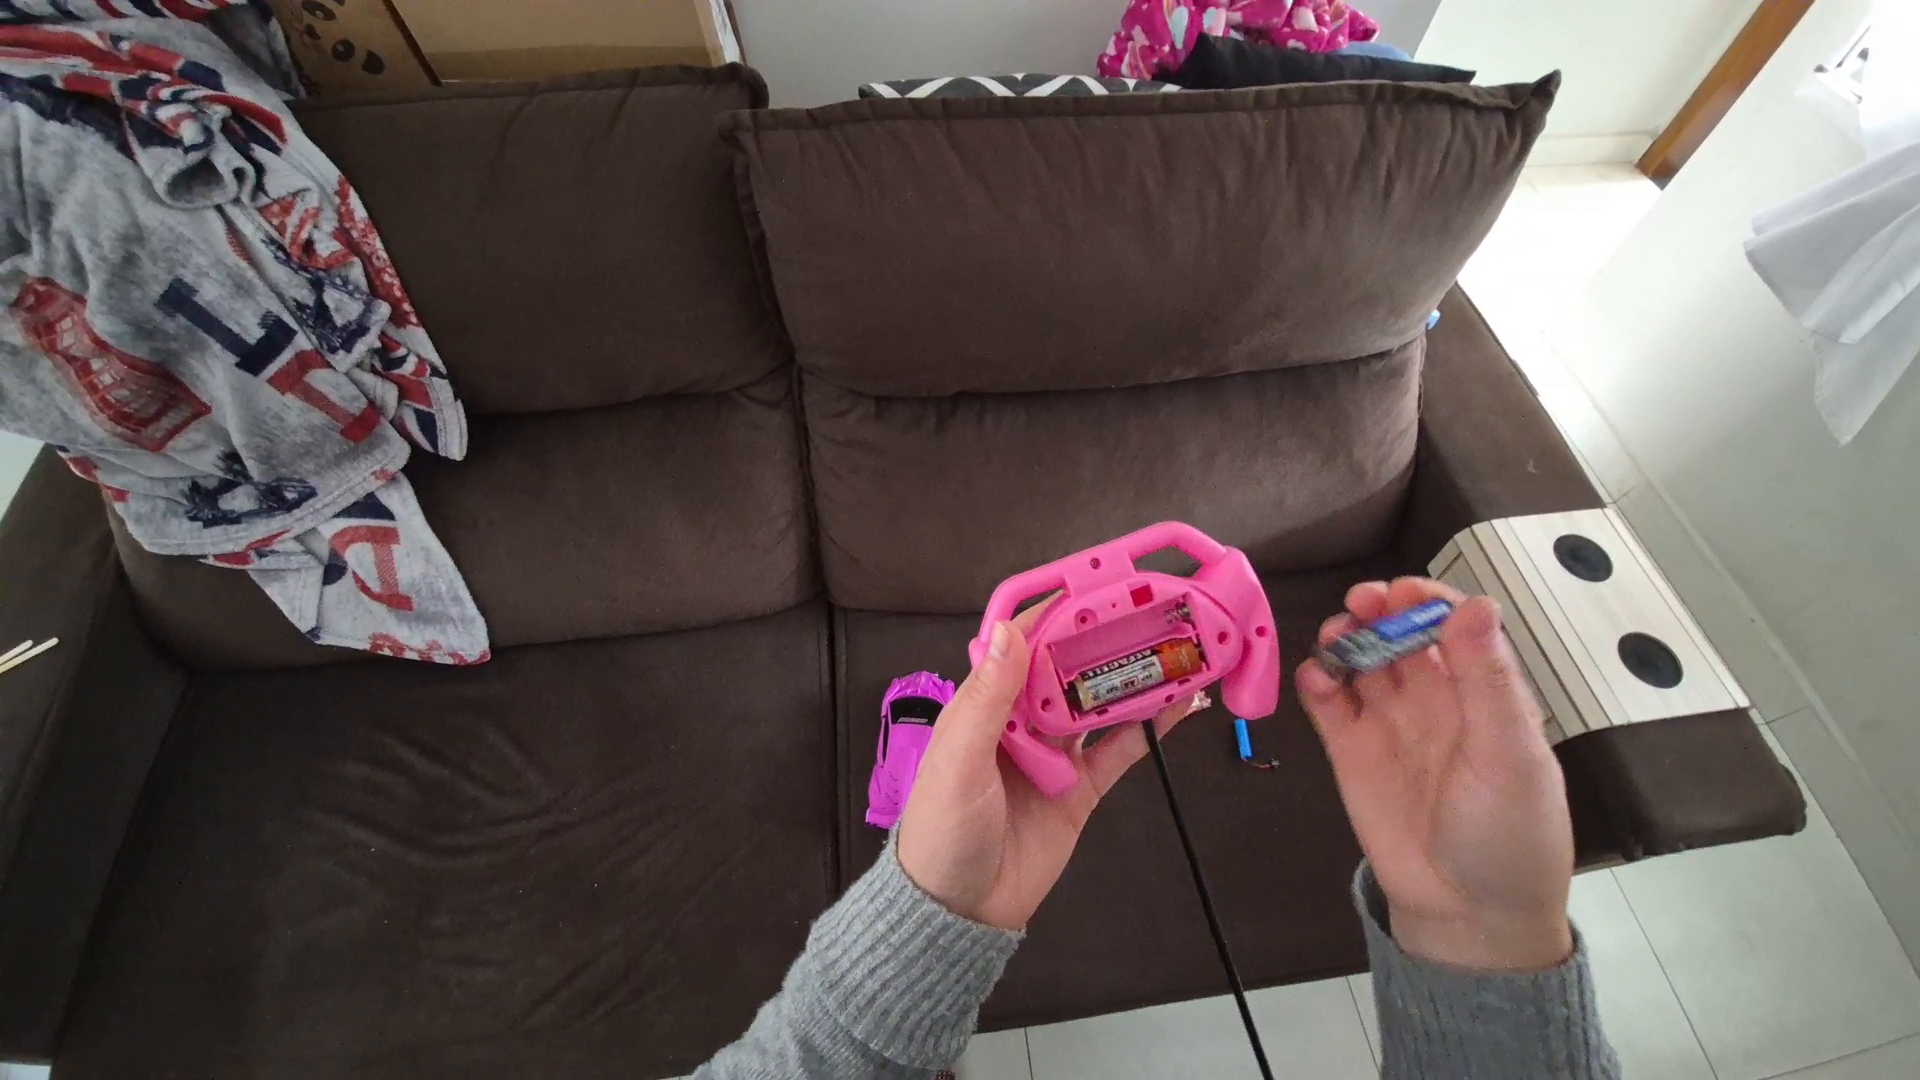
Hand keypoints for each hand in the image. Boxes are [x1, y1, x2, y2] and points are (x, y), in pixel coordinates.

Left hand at [898, 598, 1204, 931]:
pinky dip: (1151, 729)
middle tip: (1151, 614)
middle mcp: (1023, 719)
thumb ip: (987, 697)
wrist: (961, 909)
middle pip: (1070, 668)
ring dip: (1133, 678)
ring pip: (1100, 703)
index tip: (1097, 588)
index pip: (1024, 643)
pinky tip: (1178, 707)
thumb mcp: (958, 759)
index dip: (1059, 613)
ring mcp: (1056, 753)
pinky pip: (1121, 750)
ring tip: (1174, 650)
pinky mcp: (1082, 787)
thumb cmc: (943, 828)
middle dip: (1105, 640)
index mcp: (986, 702)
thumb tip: (1009, 630)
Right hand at [1297, 577, 1574, 972]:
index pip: (1454, 627)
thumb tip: (1476, 605)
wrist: (1465, 910)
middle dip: (1379, 610)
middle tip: (1361, 603)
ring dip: (1345, 638)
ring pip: (1359, 659)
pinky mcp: (1348, 746)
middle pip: (1399, 634)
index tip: (1403, 592)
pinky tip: (1317, 678)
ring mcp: (1386, 721)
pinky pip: (1327, 701)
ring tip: (1336, 639)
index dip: (1428, 601)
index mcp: (1483, 694)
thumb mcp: (1511, 759)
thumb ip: (1489, 682)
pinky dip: (1316, 680)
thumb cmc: (1508, 836)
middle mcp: (1432, 698)